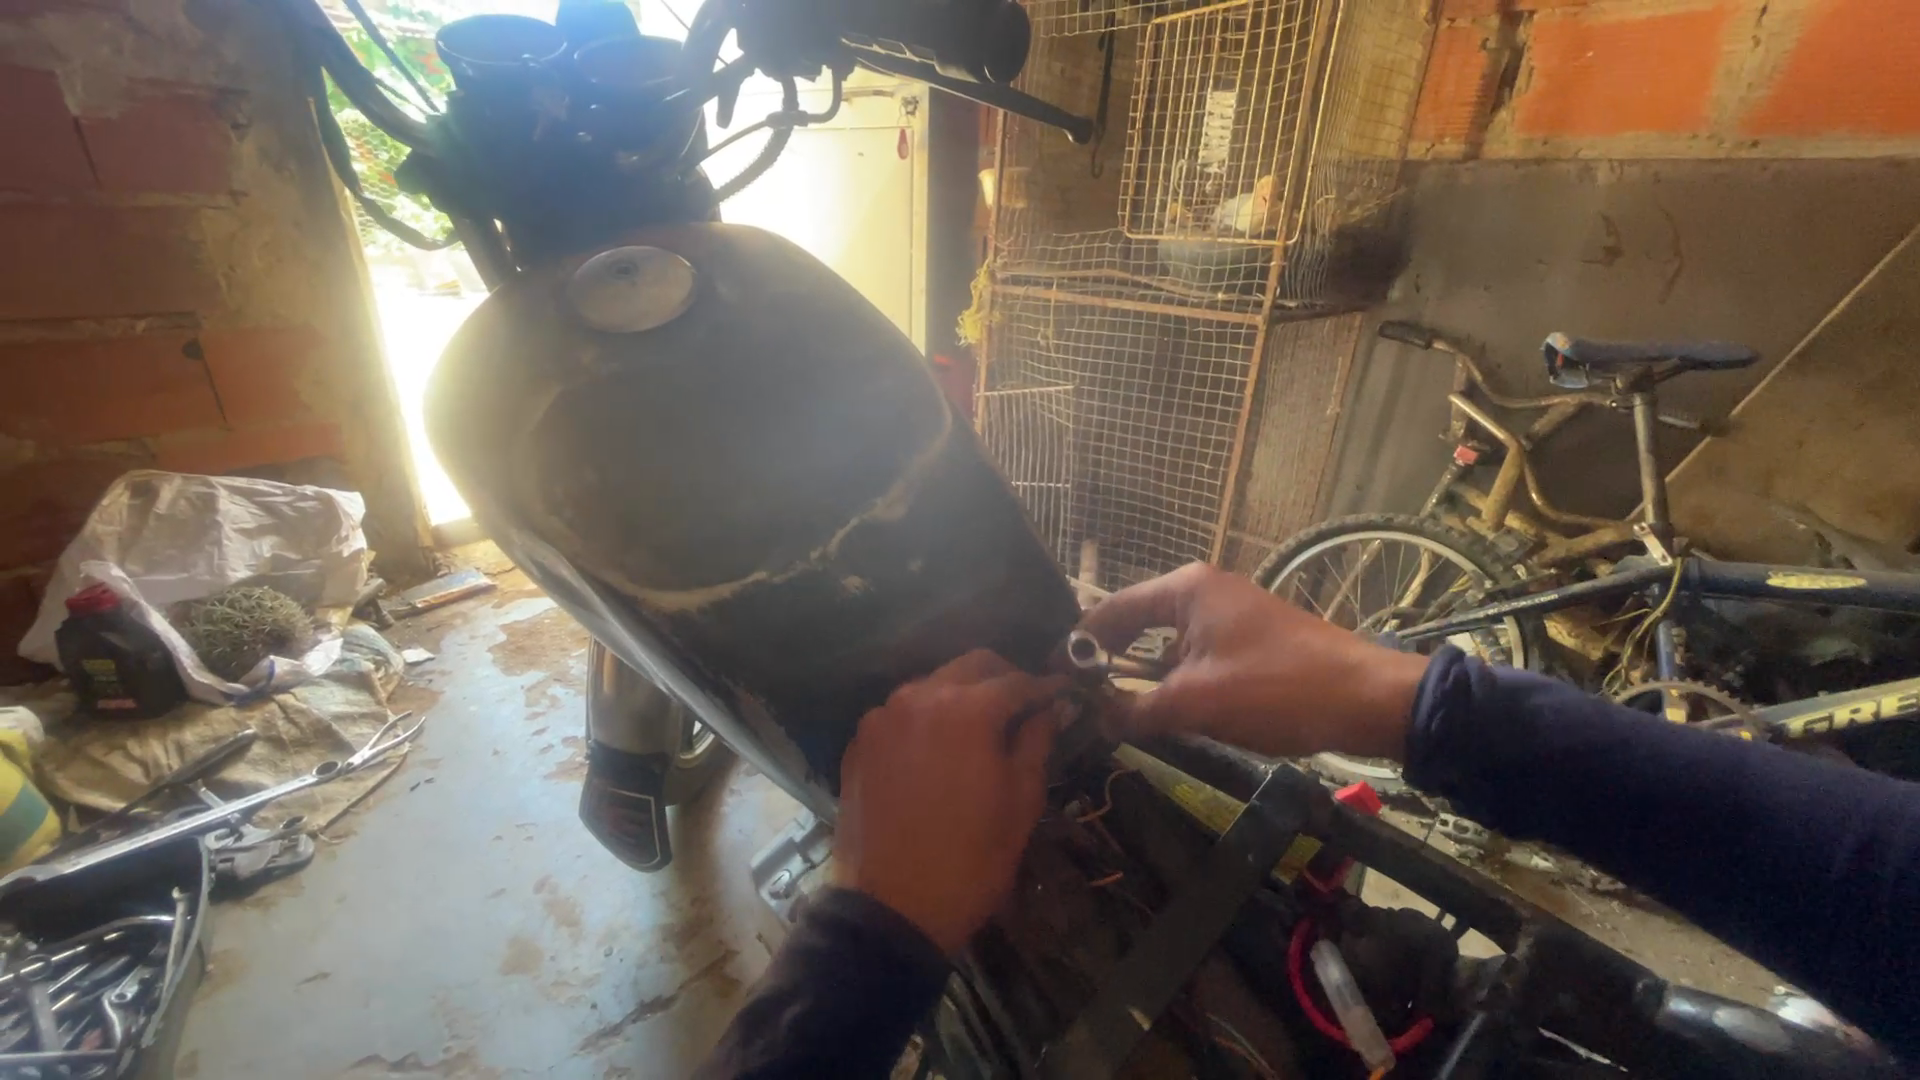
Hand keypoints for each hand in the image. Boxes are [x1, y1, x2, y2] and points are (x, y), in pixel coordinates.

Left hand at [831, 650, 1064, 952]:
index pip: (1016, 680)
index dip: (1045, 686)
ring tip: (981, 729)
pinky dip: (927, 717)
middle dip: (1004, 678)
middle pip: (972, 665)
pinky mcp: (860, 740)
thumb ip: (1038, 742)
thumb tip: (1052, 708)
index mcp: (967, 709)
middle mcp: (920, 696)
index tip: (1062, 694)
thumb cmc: (970, 861)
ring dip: (963, 694)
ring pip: (934, 683)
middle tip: (1025, 707)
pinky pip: (902, 711)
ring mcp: (883, 716)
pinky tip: (938, 749)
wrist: (889, 911)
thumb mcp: (1021, 803)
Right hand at [1081, 563, 1428, 759]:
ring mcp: (1226, 613)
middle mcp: (1201, 591)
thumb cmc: (1275, 689)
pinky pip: (1191, 654)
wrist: (1366, 700)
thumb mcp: (1196, 703)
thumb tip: (1096, 720)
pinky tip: (1161, 710)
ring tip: (1111, 708)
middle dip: (1107, 659)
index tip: (1053, 673)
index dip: (1080, 643)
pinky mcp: (1244, 638)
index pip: (1112, 609)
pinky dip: (1172, 679)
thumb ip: (1137, 709)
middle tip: (1077, 695)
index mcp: (1185, 589)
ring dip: (1140, 674)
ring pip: (1163, 643)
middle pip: (1135, 622)